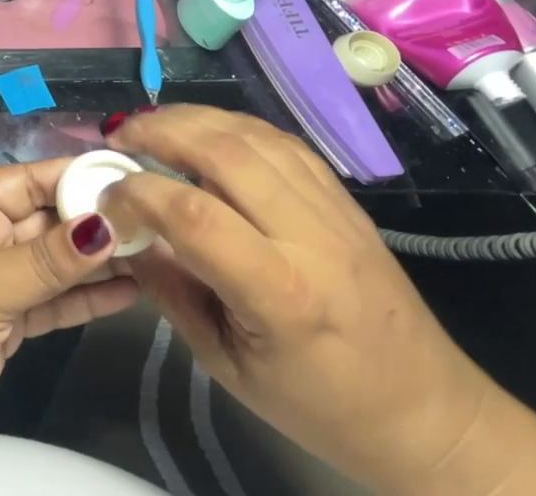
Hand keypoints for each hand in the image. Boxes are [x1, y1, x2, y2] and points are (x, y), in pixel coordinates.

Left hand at [0, 158, 139, 448]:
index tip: (135, 176)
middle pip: (51, 219)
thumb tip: (106, 225)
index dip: (79, 176)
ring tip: (161, 254)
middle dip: (100, 220)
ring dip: (101, 261)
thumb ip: (47, 262)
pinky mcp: (8, 318)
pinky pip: (55, 300)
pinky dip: (87, 297)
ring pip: (58, 262)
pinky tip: (131, 291)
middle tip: (163, 223)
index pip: (31, 179)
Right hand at [102, 105, 498, 489]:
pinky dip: (232, 126)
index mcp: (281, 294)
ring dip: (193, 119)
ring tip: (150, 126)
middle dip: (161, 132)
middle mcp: (312, 239)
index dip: (136, 195)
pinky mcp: (347, 201)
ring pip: (255, 136)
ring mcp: (336, 213)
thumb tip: (119, 234)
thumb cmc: (320, 406)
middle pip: (226, 154)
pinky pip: (283, 143)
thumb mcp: (224, 363)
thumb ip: (169, 290)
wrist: (430, 415)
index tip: (105, 198)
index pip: (193, 215)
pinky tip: (203, 133)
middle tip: (118, 138)